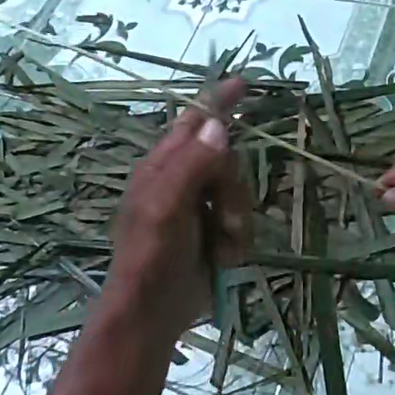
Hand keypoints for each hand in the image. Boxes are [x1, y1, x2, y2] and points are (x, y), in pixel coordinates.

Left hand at [98, 78, 250, 345]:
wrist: (153, 312)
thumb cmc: (150, 257)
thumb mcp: (166, 208)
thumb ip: (191, 166)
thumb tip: (218, 125)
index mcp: (162, 166)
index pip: (193, 121)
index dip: (217, 102)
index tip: (244, 82)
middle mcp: (181, 180)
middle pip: (227, 160)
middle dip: (233, 189)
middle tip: (225, 218)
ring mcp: (198, 207)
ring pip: (239, 192)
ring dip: (237, 220)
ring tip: (222, 247)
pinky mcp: (213, 232)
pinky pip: (242, 221)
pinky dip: (237, 240)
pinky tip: (223, 258)